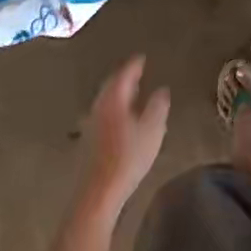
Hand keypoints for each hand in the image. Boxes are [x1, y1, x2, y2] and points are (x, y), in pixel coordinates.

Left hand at [76, 55, 169, 224]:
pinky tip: (123, 118)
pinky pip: (103, 114)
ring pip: (106, 101)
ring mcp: (91, 124)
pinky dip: (114, 108)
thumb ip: (158, 106)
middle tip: (137, 72)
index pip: (124, 74)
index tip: (142, 58)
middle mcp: (98, 107)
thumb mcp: (153, 129)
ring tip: (132, 93)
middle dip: (124, 78)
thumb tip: (162, 90)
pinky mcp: (88, 140)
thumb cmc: (128, 157)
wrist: (99, 192)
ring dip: (119, 94)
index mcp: (114, 100)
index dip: (135, 65)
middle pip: (111, 86)